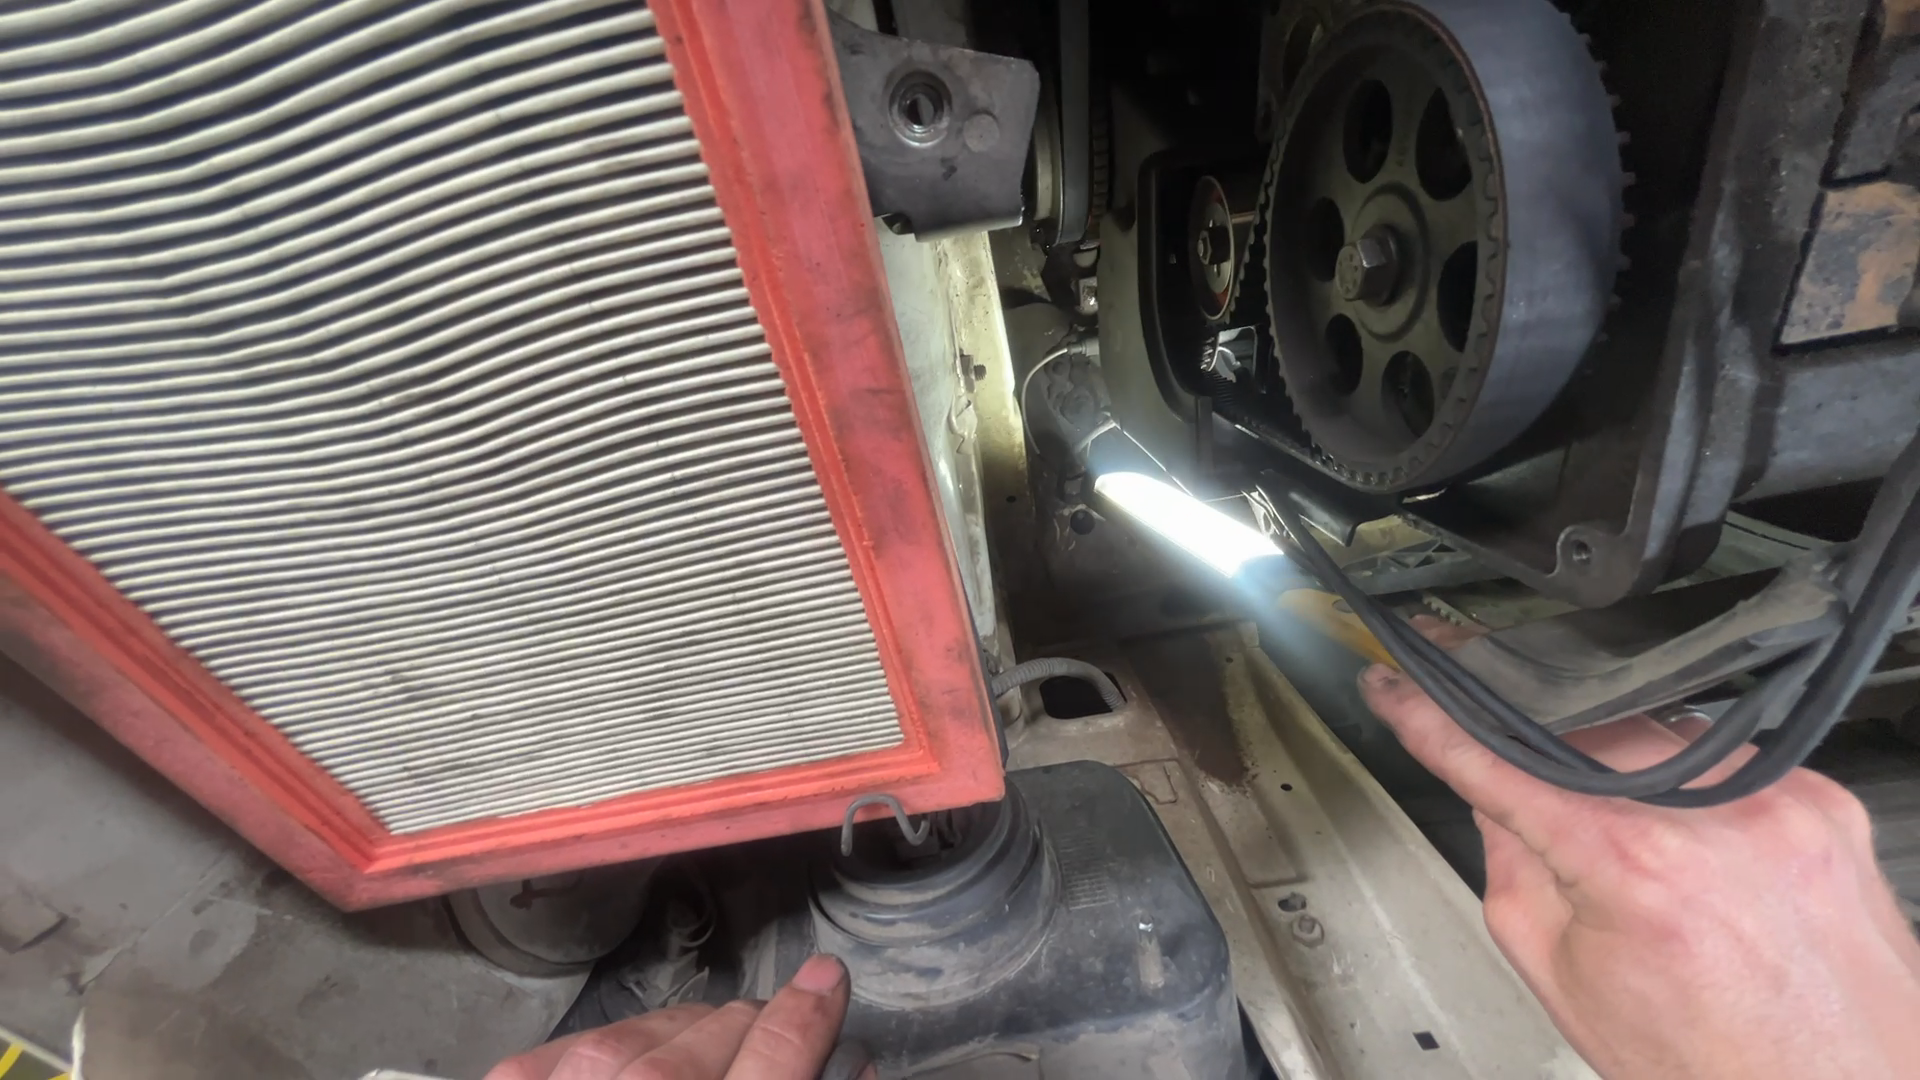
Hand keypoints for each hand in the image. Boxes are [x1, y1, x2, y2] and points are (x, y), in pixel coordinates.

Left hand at [485, 954, 864, 1079]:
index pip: (768, 1071)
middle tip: (766, 1031)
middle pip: (696, 1054)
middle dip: (744, 1033)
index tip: (828, 977)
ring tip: (704, 1053)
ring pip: (631, 1046)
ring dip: (681, 1040)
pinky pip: (555, 1060)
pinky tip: (627, 1064)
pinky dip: (599, 1056)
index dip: (805, 1022)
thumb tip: (855, 1063)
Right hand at [1359, 627, 1919, 1079]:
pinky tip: (1622, 776)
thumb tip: (1490, 782)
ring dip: (1572, 726)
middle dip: (1493, 698)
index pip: (1489, 759)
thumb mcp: (1549, 955)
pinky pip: (1698, 749)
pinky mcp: (1820, 804)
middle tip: (1446, 663)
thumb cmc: (1696, 1060)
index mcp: (1633, 864)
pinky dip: (1646, 753)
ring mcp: (1779, 802)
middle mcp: (1715, 817)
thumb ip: (1506, 851)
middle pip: (1563, 721)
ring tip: (1529, 728)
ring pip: (1631, 722)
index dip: (1422, 714)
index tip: (1387, 683)